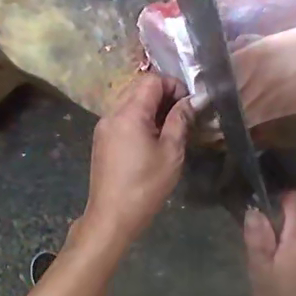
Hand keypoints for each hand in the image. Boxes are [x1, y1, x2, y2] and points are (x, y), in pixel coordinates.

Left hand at [83, 74, 191, 243]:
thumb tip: (193, 100)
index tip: (190, 104)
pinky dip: (139, 119)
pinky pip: (122, 118)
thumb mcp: (171, 152)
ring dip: (151, 107)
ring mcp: (103, 127)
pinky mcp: (101, 140)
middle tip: (183, 115)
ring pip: (129, 102)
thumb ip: (181, 120)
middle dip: (163, 95)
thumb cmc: (145, 186)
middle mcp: (111, 114)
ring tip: (170, 129)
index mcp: (128, 113)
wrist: (111, 216)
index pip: (151, 80)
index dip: (174, 85)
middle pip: (138, 88)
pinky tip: (152, 139)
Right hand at [244, 190, 295, 295]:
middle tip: (260, 250)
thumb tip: (254, 211)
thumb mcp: (260, 269)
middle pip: (295, 217)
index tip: (261, 214)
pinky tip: (284, 272)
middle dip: (276, 226)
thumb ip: (257, 238)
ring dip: (284, 241)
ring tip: (270, 264)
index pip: (294, 200)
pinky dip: (293, 251)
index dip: (276, 201)